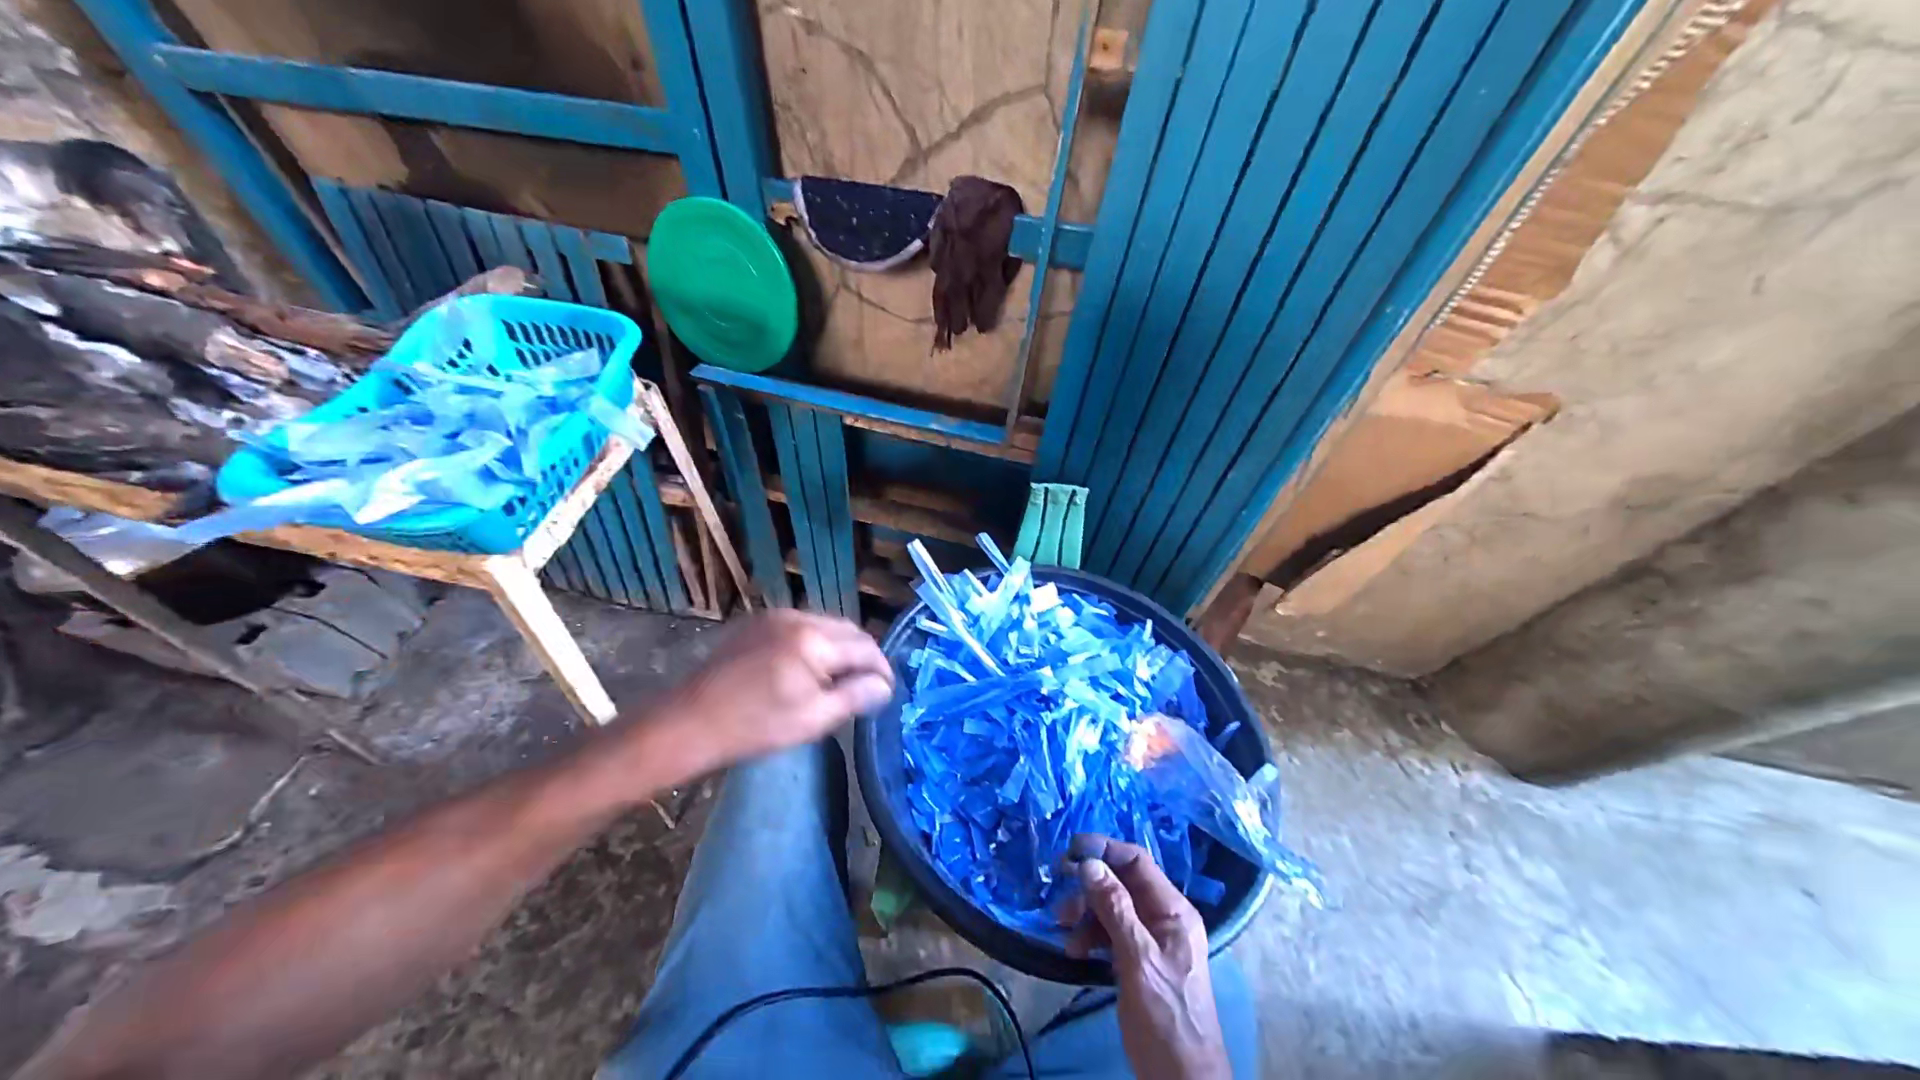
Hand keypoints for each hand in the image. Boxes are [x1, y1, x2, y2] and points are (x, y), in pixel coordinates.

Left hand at [646, 610, 894, 772]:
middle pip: (848, 630)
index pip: (866, 648)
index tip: (887, 691)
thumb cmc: (754, 727)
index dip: (882, 669)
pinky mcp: (759, 621)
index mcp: (814, 642)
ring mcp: (776, 616)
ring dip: (840, 647)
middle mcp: (798, 618)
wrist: (690, 720)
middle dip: (863, 655)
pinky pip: (801, 625)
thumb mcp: (812, 719)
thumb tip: (885, 686)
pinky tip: (808, 667)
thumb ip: (854, 697)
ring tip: (839, 678)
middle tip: (866, 685)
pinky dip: (815, 642)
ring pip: (826, 625)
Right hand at [1067, 835, 1230, 1079]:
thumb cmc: (1166, 1019)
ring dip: (1085, 914)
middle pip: (1122, 884)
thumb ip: (1115, 909)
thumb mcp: (1137, 960)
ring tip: (1064, 933)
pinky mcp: (1138, 960)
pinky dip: (1091, 936)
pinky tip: (1075, 951)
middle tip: (1060, 900)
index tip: (1069, 852)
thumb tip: (1089, 864)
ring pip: (1112, 907)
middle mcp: (1164, 918)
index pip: (1137, 862)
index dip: (1104, 850)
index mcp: (1174, 911)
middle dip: (1089, 888)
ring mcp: (1152, 940)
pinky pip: (1111, 932)